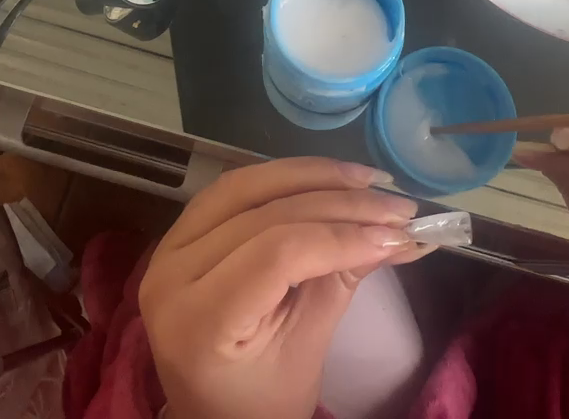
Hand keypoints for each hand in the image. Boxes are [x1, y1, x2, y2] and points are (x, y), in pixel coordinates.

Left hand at [139, 158, 432, 418]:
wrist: (212, 414)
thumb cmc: (259, 402)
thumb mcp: (305, 352)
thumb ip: (342, 283)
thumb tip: (399, 234)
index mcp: (196, 322)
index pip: (276, 254)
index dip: (340, 235)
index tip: (398, 233)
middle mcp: (170, 272)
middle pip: (264, 213)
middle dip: (339, 202)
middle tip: (396, 206)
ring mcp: (169, 244)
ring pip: (248, 185)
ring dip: (312, 175)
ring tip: (367, 179)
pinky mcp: (181, 229)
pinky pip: (236, 188)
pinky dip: (284, 177)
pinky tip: (326, 177)